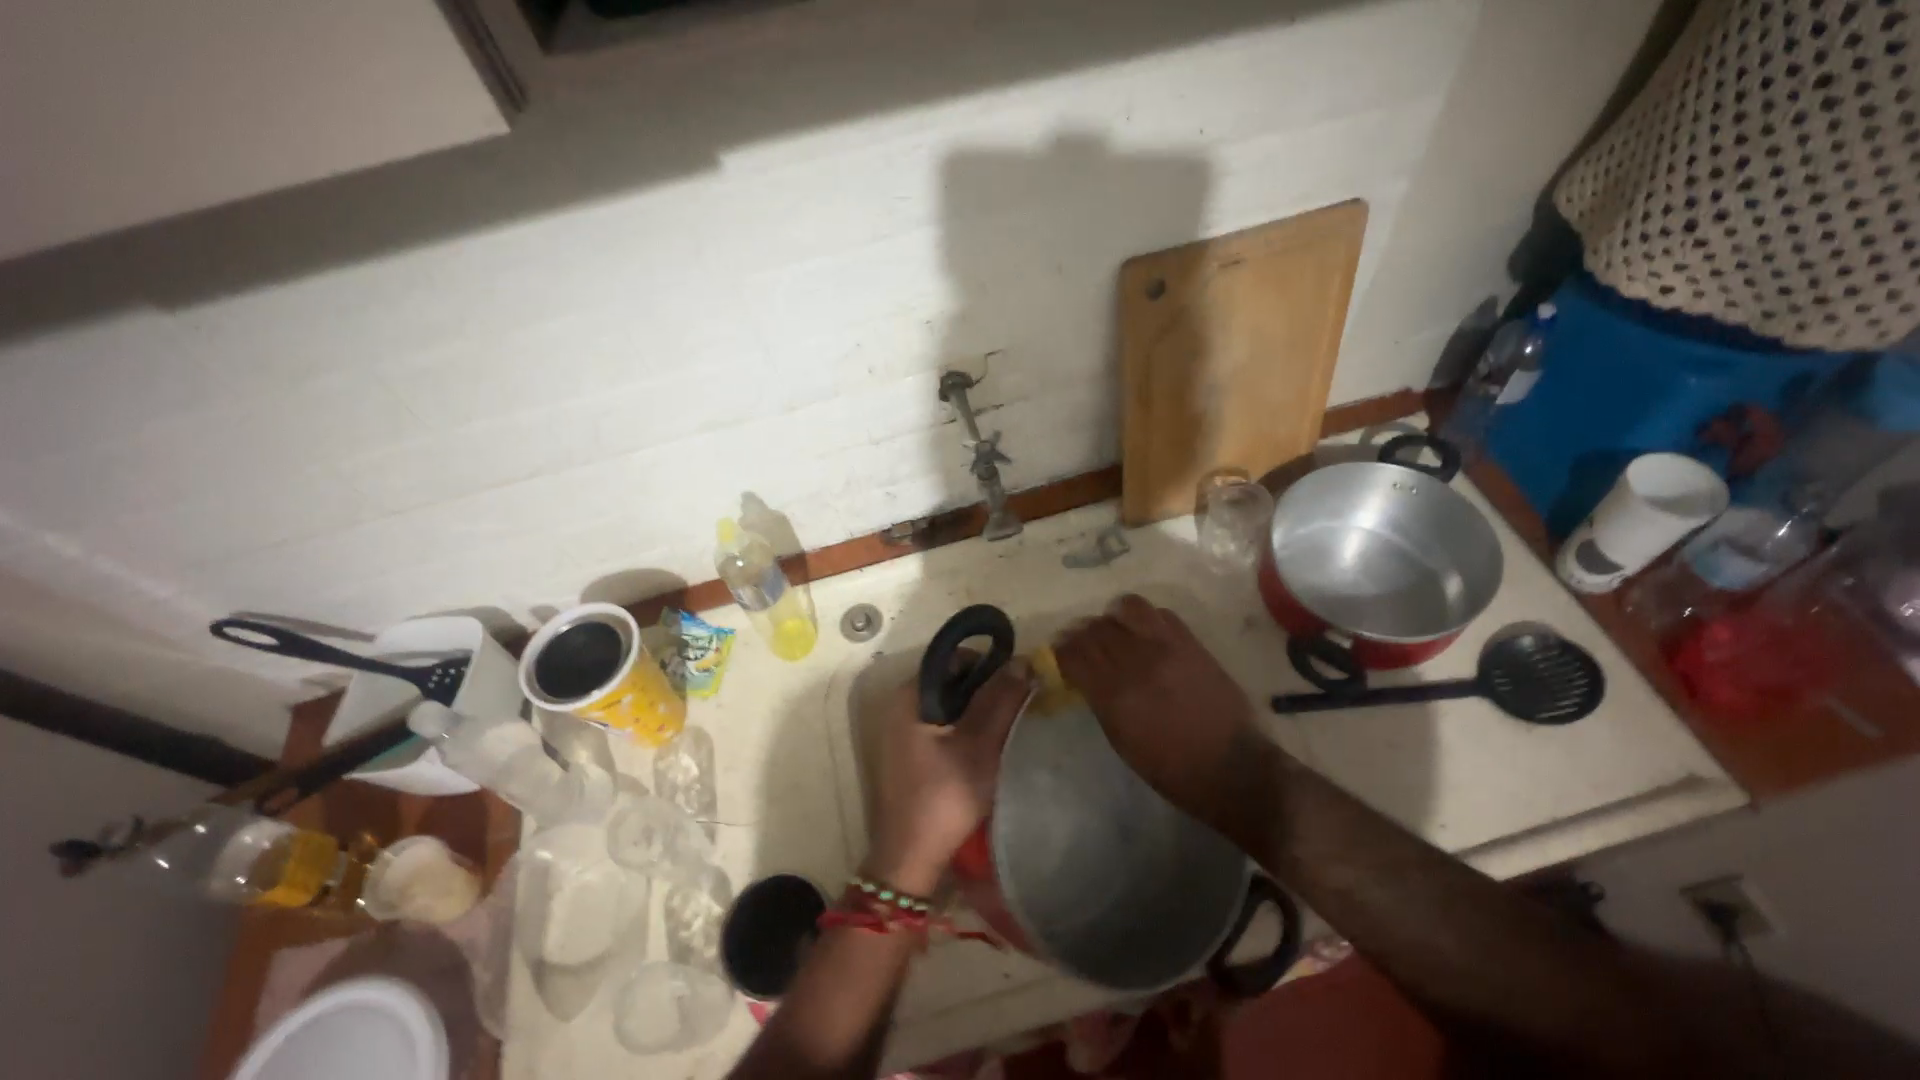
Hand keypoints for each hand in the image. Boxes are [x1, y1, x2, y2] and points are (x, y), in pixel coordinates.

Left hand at [866, 653, 1032, 895]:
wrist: (910, 856)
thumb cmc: (945, 796)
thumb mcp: (980, 745)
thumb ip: (1001, 701)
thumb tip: (1023, 661)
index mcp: (910, 695)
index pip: (954, 658)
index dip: (989, 665)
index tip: (1018, 684)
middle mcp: (900, 706)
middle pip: (953, 682)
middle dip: (986, 691)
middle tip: (1018, 709)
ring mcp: (902, 732)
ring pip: (950, 707)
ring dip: (979, 714)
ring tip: (1008, 728)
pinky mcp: (909, 755)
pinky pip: (943, 728)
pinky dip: (966, 732)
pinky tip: (988, 749)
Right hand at [1053, 594, 1278, 843]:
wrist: (1232, 768)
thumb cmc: (1171, 770)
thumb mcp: (1121, 741)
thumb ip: (1100, 702)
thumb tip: (1083, 677)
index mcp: (1115, 694)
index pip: (1073, 653)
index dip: (1058, 653)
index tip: (1055, 658)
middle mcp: (1138, 662)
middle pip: (1095, 628)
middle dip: (1079, 635)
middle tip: (1078, 647)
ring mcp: (1168, 647)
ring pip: (1127, 609)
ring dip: (1112, 619)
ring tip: (1112, 633)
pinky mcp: (1192, 643)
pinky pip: (1161, 614)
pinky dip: (1144, 619)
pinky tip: (1144, 635)